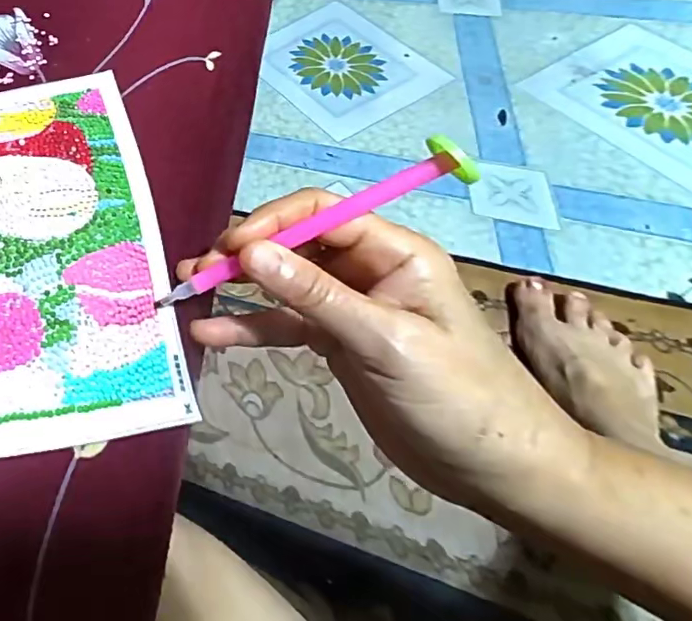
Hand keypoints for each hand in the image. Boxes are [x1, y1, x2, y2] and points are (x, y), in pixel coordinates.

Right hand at [185, 189, 589, 511]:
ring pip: (280, 283)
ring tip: (188, 290)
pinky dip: (248, 327)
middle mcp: (364, 268)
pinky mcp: (334, 341)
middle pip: (291, 244)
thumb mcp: (386, 340)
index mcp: (391, 251)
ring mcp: (346, 305)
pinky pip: (283, 323)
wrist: (503, 478)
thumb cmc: (461, 398)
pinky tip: (211, 334)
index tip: (231, 250)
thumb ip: (315, 294)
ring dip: (235, 287)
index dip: (271, 223)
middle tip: (199, 271)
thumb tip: (249, 252)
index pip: (319, 213)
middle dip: (243, 255)